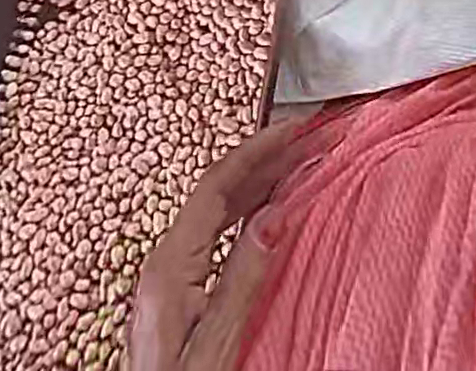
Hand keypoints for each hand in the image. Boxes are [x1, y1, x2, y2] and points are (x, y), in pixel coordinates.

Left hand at [128, 115, 338, 370]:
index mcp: (169, 265)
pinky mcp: (180, 287)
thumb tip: (275, 215)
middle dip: (267, 158)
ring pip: (221, 207)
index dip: (258, 149)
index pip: (218, 184)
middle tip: (309, 140)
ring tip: (300, 160)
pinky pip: (219, 230)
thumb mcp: (216, 346)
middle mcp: (166, 260)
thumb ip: (243, 280)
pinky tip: (272, 205)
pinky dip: (250, 208)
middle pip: (221, 189)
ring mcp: (171, 273)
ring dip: (261, 179)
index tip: (293, 129)